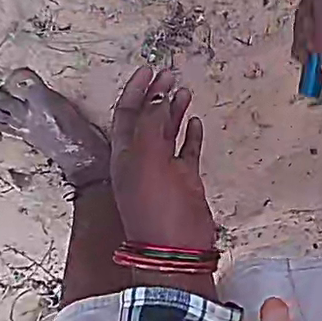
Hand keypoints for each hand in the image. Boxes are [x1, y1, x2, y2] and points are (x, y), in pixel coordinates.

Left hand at [109, 65, 214, 250]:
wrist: (177, 250)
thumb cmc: (157, 207)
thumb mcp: (148, 160)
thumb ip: (151, 126)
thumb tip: (157, 99)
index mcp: (125, 154)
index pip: (127, 113)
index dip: (136, 90)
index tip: (148, 70)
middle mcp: (141, 159)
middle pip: (147, 119)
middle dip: (156, 95)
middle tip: (170, 76)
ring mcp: (163, 170)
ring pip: (167, 132)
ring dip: (174, 111)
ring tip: (185, 91)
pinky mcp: (184, 181)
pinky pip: (186, 151)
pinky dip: (190, 135)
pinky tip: (196, 122)